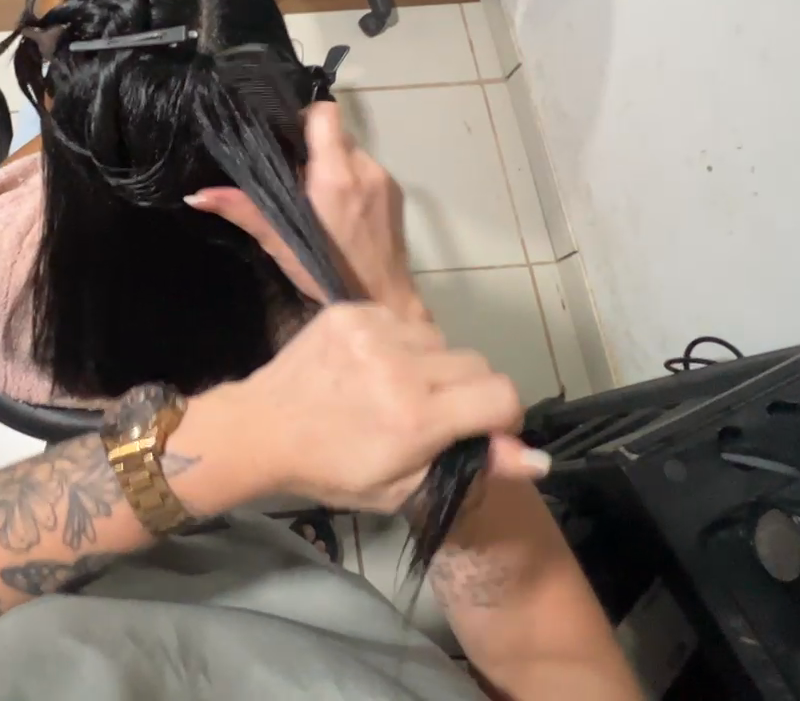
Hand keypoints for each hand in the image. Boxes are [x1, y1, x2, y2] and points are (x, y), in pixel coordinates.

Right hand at [186, 102, 426, 320]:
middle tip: (294, 175)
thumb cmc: (326, 272)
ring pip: (352, 151)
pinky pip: (368, 170)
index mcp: (335, 174)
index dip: (302, 117)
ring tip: (317, 196)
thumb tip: (195, 195)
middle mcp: (364, 168)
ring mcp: (385, 179)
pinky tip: (340, 208)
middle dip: (313, 146)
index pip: (324, 113)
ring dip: (333, 164)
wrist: (383, 301)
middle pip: (336, 132)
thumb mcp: (279, 241)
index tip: (285, 139)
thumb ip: (241, 210)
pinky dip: (351, 178)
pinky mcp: (397, 193)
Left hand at [221, 303, 550, 513]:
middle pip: (476, 363)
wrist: (262, 428)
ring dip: (433, 363)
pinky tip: (372, 364)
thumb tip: (536, 459)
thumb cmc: (331, 468)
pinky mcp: (349, 311)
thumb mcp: (402, 488)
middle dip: (469, 390)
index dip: (503, 416)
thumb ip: (473, 468)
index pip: (502, 395)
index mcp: (416, 416)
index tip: (483, 429)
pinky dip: (399, 341)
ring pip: (440, 339)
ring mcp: (371, 331)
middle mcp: (399, 365)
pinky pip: (401, 319)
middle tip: (435, 411)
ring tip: (398, 386)